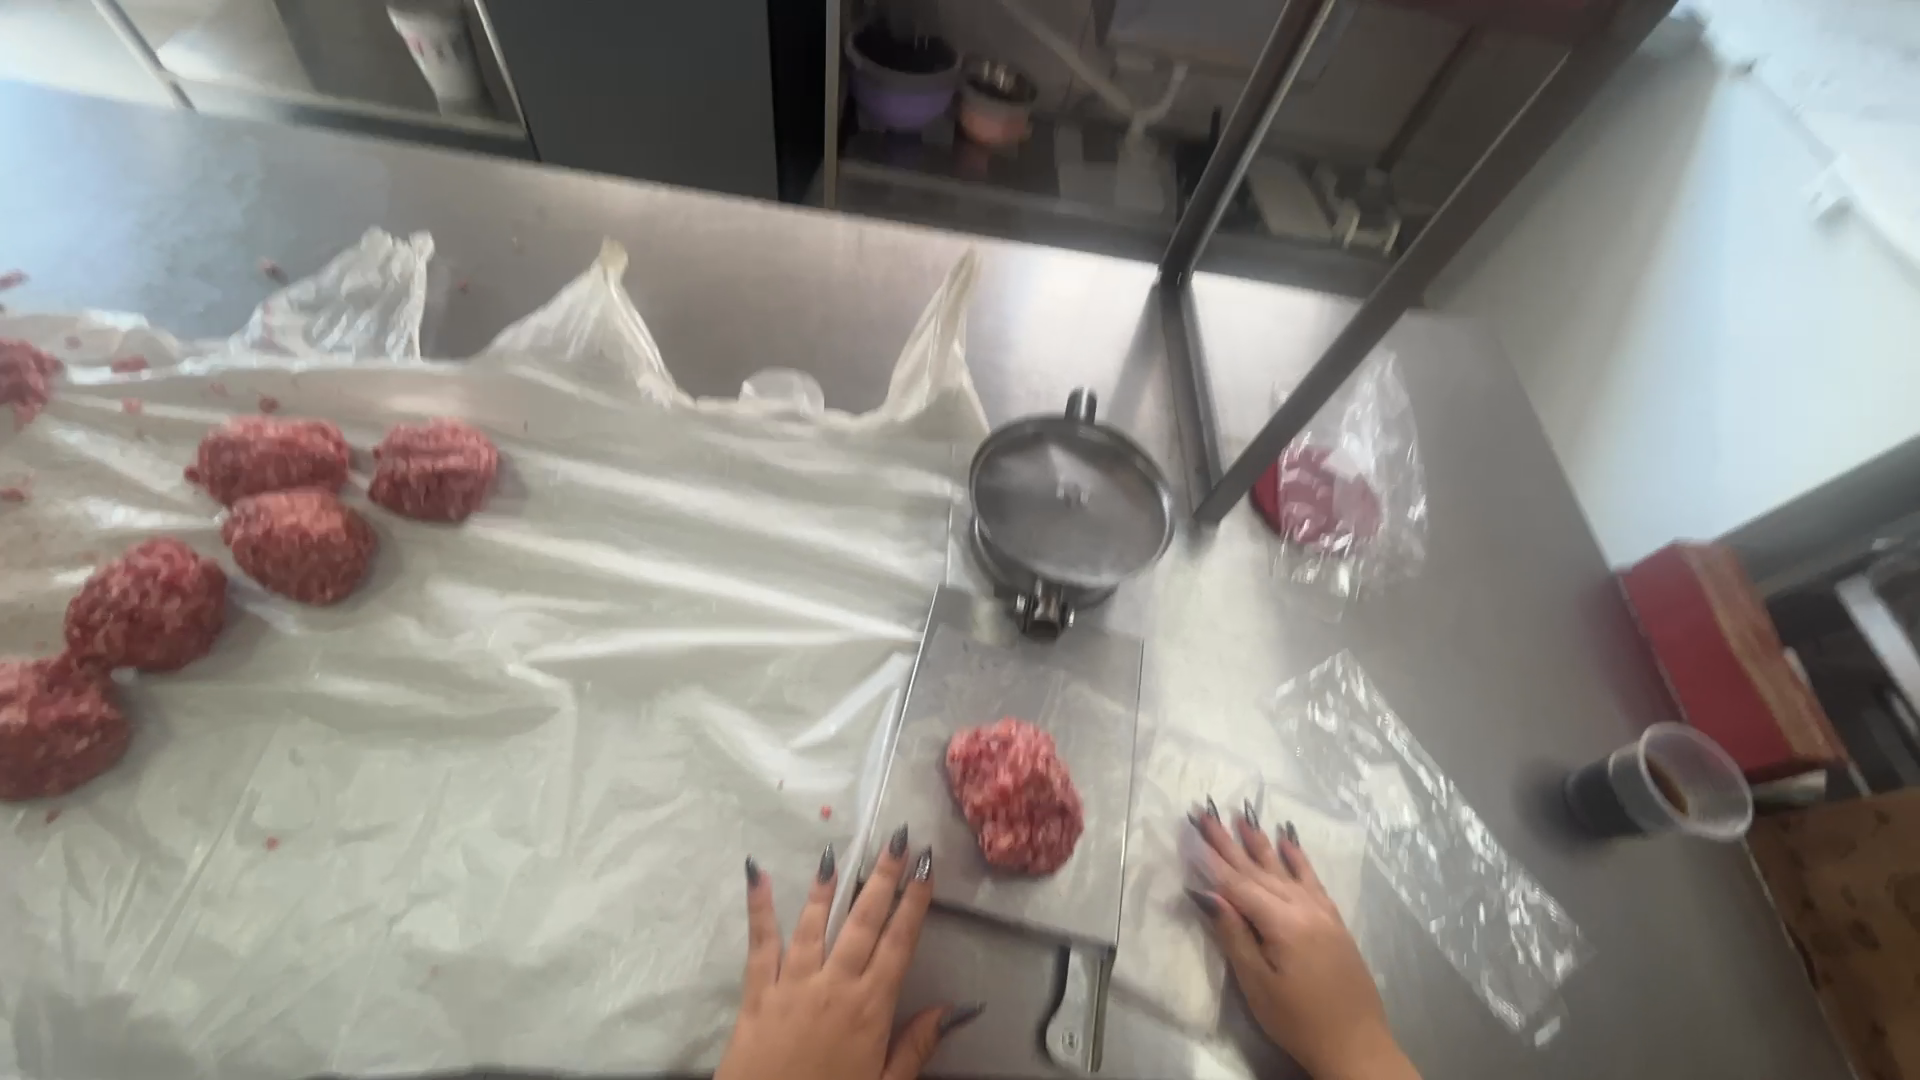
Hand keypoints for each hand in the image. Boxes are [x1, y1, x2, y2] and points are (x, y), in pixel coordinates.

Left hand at [715, 828, 984, 1079]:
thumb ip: (918, 1044)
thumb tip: (958, 1007)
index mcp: (870, 1007)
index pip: (899, 942)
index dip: (915, 901)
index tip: (926, 865)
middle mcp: (835, 985)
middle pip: (864, 921)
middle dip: (882, 877)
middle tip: (896, 839)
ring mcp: (793, 984)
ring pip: (815, 923)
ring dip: (828, 884)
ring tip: (838, 850)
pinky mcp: (757, 993)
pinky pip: (760, 943)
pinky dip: (759, 906)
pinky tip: (757, 871)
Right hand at [1187, 801, 1417, 1079]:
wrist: (1358, 1050)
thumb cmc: (1298, 1021)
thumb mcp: (1257, 984)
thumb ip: (1233, 934)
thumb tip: (1207, 893)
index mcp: (1282, 923)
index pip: (1237, 883)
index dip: (1211, 858)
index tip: (1193, 830)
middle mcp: (1303, 909)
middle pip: (1257, 870)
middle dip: (1228, 842)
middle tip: (1207, 814)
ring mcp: (1322, 913)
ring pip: (1283, 870)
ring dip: (1260, 843)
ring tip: (1242, 818)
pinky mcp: (1334, 922)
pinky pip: (1312, 881)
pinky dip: (1298, 859)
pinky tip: (1289, 842)